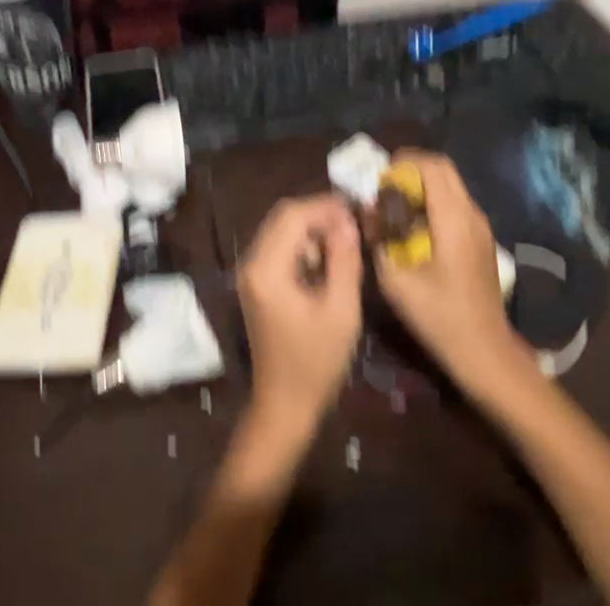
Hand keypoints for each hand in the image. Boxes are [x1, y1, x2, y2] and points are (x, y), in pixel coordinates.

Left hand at [238, 195, 363, 432]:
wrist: (285, 403)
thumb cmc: (316, 362)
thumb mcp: (341, 310)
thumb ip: (344, 260)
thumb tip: (348, 221)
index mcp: (266, 269)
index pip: (293, 216)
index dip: (326, 207)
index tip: (358, 211)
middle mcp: (251, 264)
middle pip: (283, 218)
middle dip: (320, 215)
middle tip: (355, 225)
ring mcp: (251, 274)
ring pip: (282, 231)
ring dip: (313, 231)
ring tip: (346, 245)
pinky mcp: (258, 284)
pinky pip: (280, 250)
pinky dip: (305, 247)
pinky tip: (328, 264)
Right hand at [373, 152, 533, 386]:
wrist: (483, 350)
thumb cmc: (438, 317)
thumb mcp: (396, 282)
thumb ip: (379, 240)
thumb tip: (367, 211)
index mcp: (453, 220)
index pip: (432, 167)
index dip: (403, 162)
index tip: (379, 178)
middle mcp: (472, 215)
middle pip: (444, 170)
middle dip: (412, 171)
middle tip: (384, 190)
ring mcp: (481, 227)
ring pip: (452, 187)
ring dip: (423, 188)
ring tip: (395, 209)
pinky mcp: (482, 241)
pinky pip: (457, 206)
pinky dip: (434, 203)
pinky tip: (414, 230)